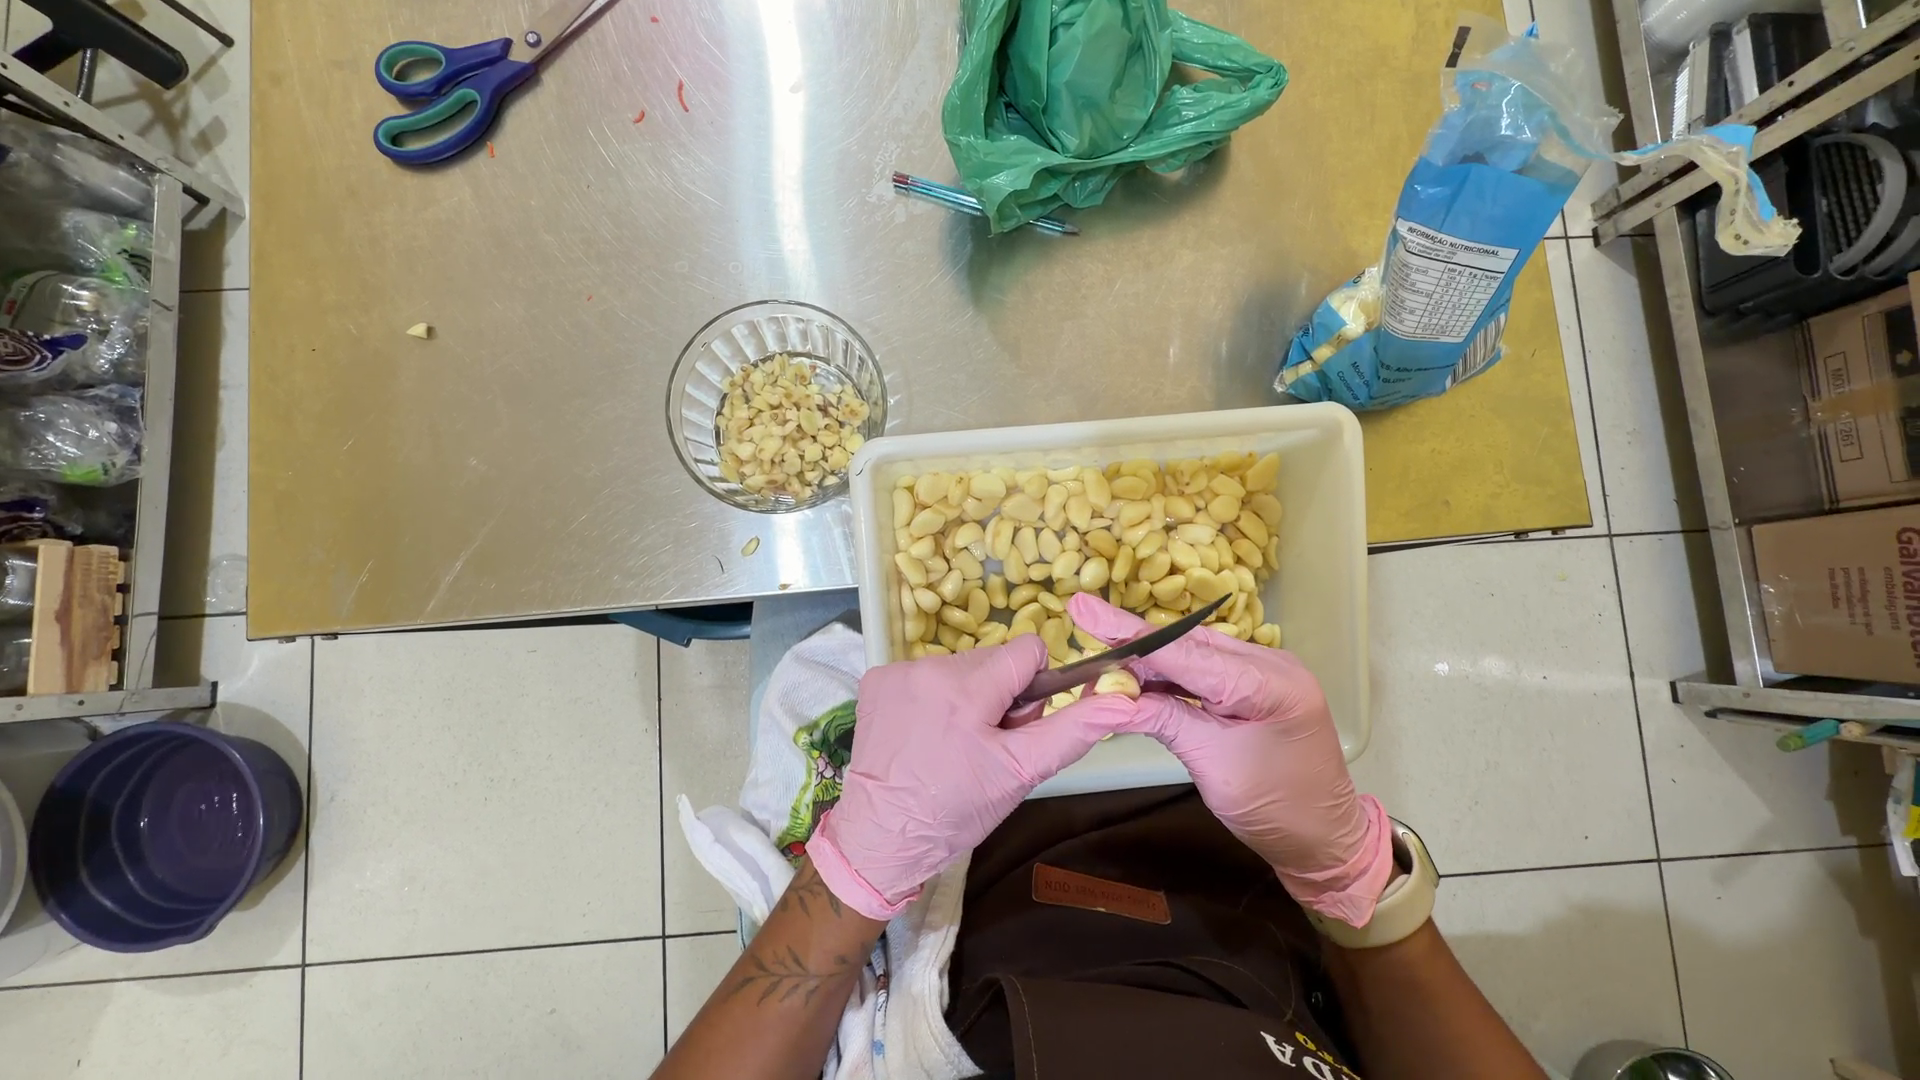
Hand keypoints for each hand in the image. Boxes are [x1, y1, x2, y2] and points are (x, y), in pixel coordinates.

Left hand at [807, 635, 1136, 920]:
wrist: (880, 839)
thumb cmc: (956, 811)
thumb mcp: (1021, 774)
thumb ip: (1072, 731)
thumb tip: (1123, 702)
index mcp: (968, 688)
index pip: (1027, 649)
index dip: (1034, 685)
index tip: (1018, 723)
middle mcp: (928, 667)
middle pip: (992, 659)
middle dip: (998, 693)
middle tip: (985, 742)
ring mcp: (896, 671)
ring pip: (959, 665)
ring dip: (965, 694)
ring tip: (952, 741)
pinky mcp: (875, 680)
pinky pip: (923, 673)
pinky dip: (931, 696)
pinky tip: (923, 733)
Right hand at [1068, 594, 1393, 926]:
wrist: (1326, 840)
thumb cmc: (1276, 810)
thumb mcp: (1212, 765)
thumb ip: (1162, 720)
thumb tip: (1108, 697)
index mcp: (1269, 683)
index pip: (1184, 653)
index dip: (1129, 634)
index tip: (1082, 609)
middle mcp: (1270, 663)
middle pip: (1186, 644)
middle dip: (1132, 639)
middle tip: (1082, 620)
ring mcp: (1265, 671)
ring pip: (1192, 654)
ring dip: (1147, 660)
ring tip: (1099, 656)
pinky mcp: (1256, 685)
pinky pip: (1203, 671)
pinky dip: (1168, 675)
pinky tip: (1135, 676)